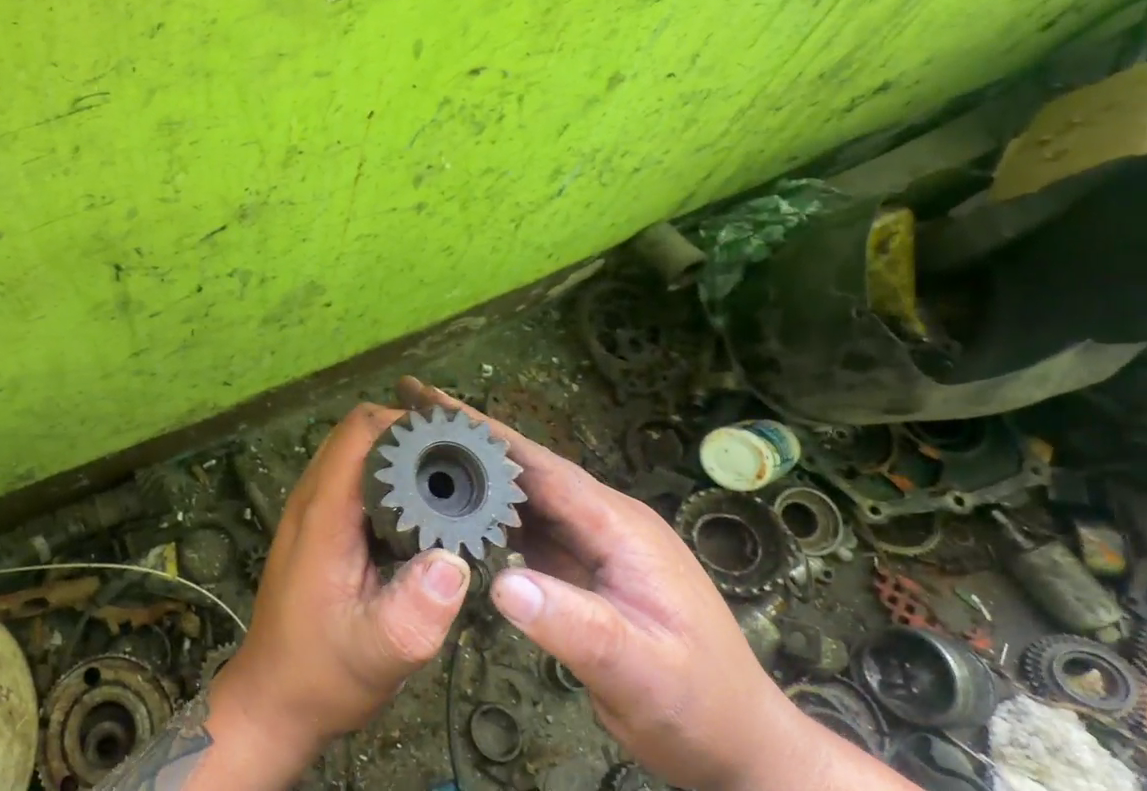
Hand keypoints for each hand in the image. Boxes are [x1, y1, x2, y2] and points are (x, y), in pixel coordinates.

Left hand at [211, 402, 472, 760]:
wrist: (273, 700)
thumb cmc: (323, 675)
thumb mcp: (382, 652)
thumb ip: (418, 609)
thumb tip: (457, 560)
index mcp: (324, 514)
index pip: (361, 432)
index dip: (409, 425)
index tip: (460, 443)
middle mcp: (312, 500)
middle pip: (358, 434)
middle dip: (410, 435)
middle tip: (466, 461)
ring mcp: (310, 513)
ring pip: (355, 456)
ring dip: (399, 457)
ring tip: (453, 480)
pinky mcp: (316, 528)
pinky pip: (353, 482)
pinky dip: (388, 481)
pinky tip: (423, 510)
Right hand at [394, 377, 811, 790]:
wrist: (740, 746)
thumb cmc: (696, 705)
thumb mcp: (635, 668)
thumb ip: (571, 623)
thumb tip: (497, 581)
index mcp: (619, 527)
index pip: (539, 467)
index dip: (482, 433)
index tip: (428, 400)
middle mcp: (604, 523)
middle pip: (527, 470)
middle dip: (469, 439)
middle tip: (406, 414)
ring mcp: (595, 546)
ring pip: (525, 498)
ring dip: (475, 474)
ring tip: (417, 453)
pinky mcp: (584, 570)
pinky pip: (528, 530)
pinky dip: (489, 514)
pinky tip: (454, 513)